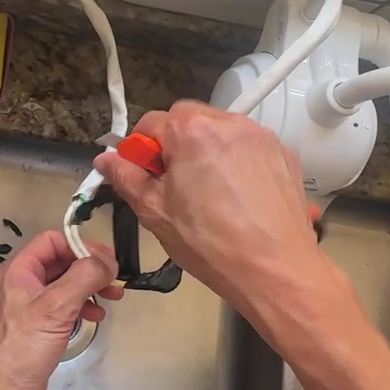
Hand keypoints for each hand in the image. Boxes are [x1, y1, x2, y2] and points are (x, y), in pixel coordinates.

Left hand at [0, 229, 121, 389]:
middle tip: (115, 279)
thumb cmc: (21, 348)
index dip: (81, 246)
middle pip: (61, 261)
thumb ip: (83, 278)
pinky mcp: (39, 327)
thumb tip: (107, 261)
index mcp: (19, 271)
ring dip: (90, 286)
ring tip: (113, 297)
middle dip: (89, 267)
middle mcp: (24, 284)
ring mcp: (31, 306)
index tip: (107, 260)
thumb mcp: (55, 307)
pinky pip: (64, 306)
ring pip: (65, 284)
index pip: (53, 241)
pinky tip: (96, 315)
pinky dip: (82, 306)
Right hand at [93, 101, 326, 319]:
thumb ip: (125, 178)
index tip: (143, 177)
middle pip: (186, 119)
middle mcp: (228, 122)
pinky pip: (246, 145)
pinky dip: (235, 160)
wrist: (277, 271)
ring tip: (207, 192)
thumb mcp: (155, 212)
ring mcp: (260, 136)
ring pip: (218, 130)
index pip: (150, 123)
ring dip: (205, 150)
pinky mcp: (283, 153)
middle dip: (173, 144)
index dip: (140, 150)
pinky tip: (236, 196)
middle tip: (173, 183)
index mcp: (191, 132)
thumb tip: (106, 160)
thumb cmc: (211, 244)